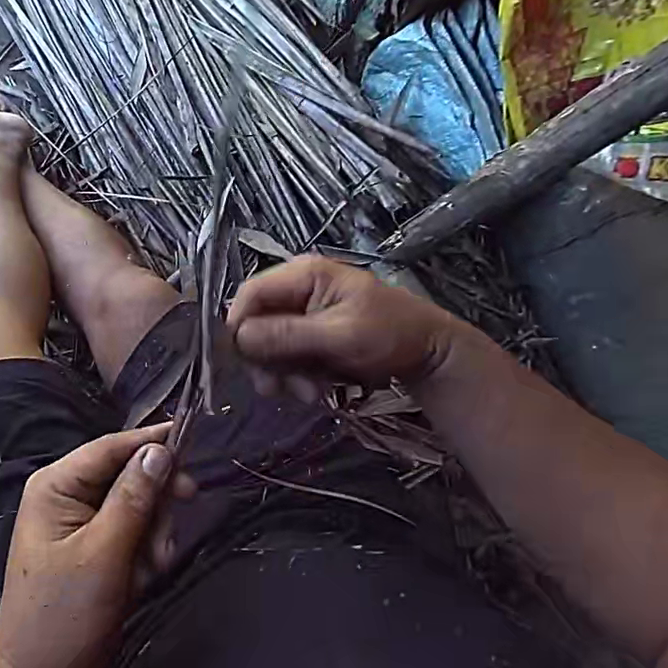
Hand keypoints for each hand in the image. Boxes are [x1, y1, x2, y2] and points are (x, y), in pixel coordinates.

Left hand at [0, 423, 185, 667]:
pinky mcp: (93, 546)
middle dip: (154, 504)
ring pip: (136, 504)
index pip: (110, 447)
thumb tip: (160, 450)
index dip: (151, 442)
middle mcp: (66, 495)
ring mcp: (79, 522)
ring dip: (153, 533)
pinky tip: (142, 577)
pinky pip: (132, 530)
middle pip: (127, 474)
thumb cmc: (62, 616)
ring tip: (151, 568)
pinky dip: (144, 550)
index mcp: (55, 485)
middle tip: (170, 533)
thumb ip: (134, 496)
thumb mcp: (104, 552)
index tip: (191, 442)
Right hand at [227, 256, 470, 391]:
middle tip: (281, 388)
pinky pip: (285, 358)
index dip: (239, 326)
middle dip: (265, 359)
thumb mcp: (342, 334)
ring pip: (267, 346)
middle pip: (254, 323)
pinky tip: (317, 390)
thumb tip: (240, 337)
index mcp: (303, 274)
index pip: (250, 293)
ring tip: (311, 393)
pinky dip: (296, 377)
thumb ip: (289, 334)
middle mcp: (296, 291)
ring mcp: (302, 315)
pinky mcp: (308, 337)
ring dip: (282, 374)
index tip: (244, 362)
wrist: (429, 353)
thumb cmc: (391, 333)